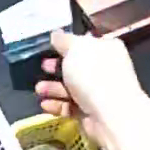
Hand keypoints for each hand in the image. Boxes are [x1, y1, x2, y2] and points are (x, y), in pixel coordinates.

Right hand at [34, 30, 149, 149]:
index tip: (49, 47)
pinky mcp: (88, 112)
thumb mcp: (76, 49)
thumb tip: (56, 34)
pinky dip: (56, 105)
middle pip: (75, 67)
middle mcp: (102, 69)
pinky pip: (69, 106)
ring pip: (69, 88)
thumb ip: (64, 40)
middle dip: (56, 68)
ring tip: (39, 90)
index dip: (66, 45)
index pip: (84, 43)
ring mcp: (96, 92)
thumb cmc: (94, 76)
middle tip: (42, 67)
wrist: (110, 116)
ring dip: (52, 88)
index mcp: (105, 49)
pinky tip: (45, 104)